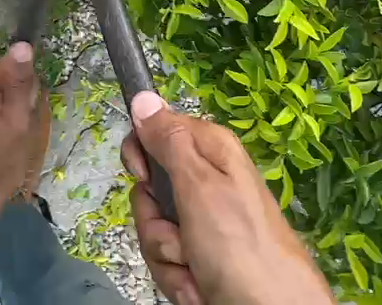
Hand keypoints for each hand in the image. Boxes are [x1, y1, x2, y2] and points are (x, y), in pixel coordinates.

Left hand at [0, 43, 41, 209]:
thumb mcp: (17, 121)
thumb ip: (20, 82)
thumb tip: (23, 44)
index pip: (15, 64)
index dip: (26, 88)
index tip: (25, 111)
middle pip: (9, 73)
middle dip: (19, 96)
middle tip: (19, 125)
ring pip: (4, 86)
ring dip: (13, 106)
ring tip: (11, 132)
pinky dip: (4, 112)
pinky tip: (3, 133)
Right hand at [121, 92, 334, 304]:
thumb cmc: (240, 245)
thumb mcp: (200, 184)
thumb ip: (168, 140)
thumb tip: (143, 96)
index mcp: (211, 151)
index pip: (155, 131)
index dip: (142, 153)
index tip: (143, 175)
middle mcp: (206, 183)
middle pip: (149, 187)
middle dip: (156, 219)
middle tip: (180, 234)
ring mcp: (202, 225)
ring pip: (153, 227)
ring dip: (168, 255)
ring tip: (197, 270)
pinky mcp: (200, 259)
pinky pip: (166, 260)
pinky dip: (178, 278)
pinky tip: (200, 288)